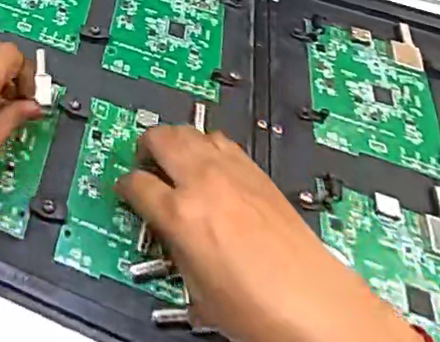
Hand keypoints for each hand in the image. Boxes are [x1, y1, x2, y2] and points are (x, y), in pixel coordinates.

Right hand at [116, 126, 413, 341]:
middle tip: (144, 164)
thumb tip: (167, 230)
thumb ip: (174, 248)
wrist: (314, 306)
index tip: (126, 191)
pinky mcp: (254, 169)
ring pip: (189, 130)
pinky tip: (209, 163)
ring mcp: (230, 170)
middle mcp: (203, 181)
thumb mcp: (197, 290)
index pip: (136, 184)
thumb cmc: (259, 309)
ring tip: (174, 158)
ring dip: (174, 140)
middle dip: (145, 148)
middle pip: (159, 138)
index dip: (125, 187)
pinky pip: (219, 140)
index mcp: (181, 214)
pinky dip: (206, 145)